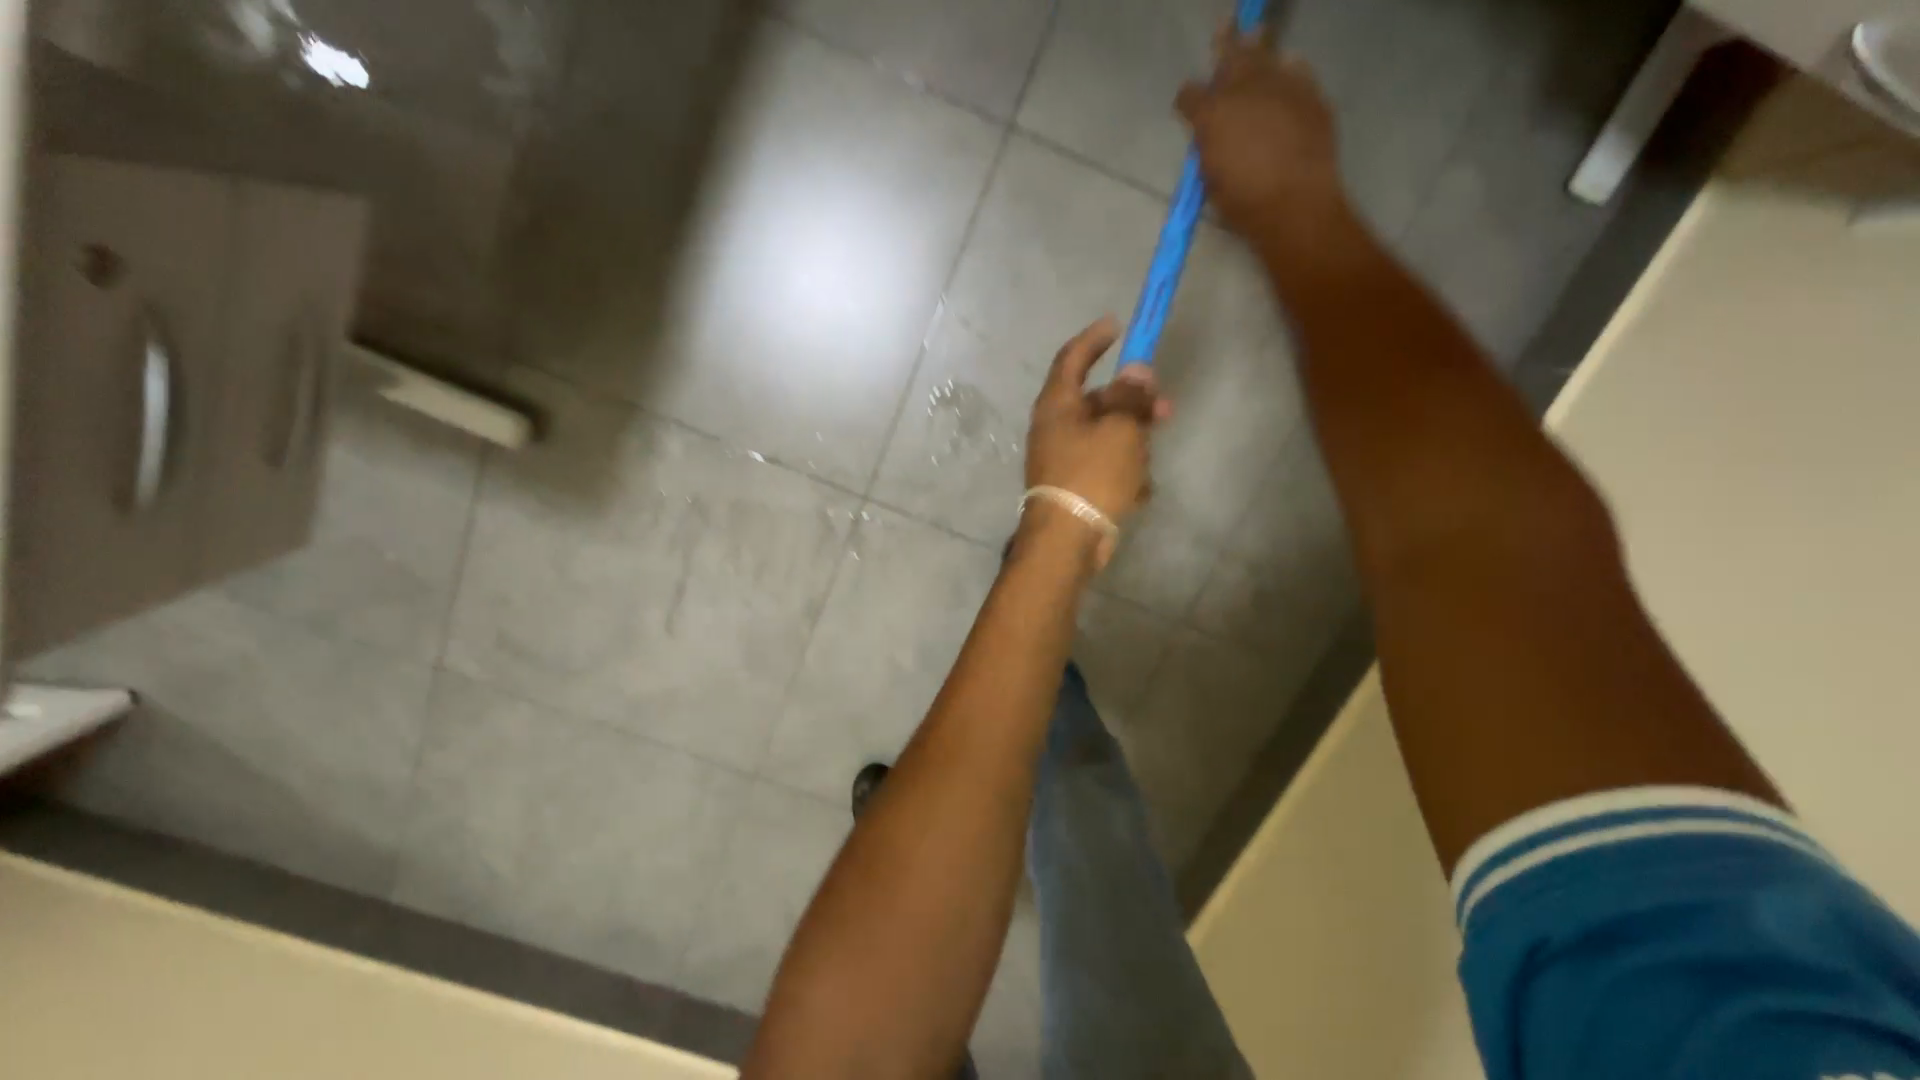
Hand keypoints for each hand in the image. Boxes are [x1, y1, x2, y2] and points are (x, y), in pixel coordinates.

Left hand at [1023, 317, 1170, 554]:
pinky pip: (1107, 469)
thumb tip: (1136, 371)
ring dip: (1133, 444)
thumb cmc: (1092, 474)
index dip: (1094, 340)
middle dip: (1133, 404)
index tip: (1117, 326)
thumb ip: (1131, 397)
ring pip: (1108, 437)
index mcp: (1057, 404)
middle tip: (1165, 409)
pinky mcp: (1075, 486)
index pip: (1072, 358)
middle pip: (1099, 401)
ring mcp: (1063, 458)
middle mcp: (1055, 427)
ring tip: (1145, 464)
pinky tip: (1135, 492)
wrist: (1068, 539)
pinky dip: (1124, 476)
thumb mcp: (1120, 428)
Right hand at [1175, 25, 1343, 239]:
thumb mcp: (1211, 178)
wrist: (1296, 205)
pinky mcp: (1310, 95)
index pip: (1188, 95)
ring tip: (1256, 36)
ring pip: (1266, 55)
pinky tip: (1288, 71)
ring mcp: (1280, 87)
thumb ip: (1209, 148)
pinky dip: (1290, 70)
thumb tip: (1213, 136)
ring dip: (1258, 48)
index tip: (1187, 106)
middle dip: (1224, 43)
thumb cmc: (1243, 202)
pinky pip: (1298, 70)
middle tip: (1225, 22)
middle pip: (1230, 56)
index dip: (1186, 101)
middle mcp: (1243, 90)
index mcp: (1211, 115)